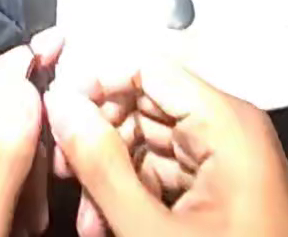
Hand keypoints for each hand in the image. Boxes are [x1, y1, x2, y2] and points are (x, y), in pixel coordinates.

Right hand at [42, 48, 287, 236]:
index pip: (148, 67)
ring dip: (112, 174)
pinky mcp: (222, 191)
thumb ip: (104, 167)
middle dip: (101, 139)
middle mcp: (229, 130)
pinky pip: (166, 173)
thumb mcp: (157, 234)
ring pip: (150, 142)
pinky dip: (135, 195)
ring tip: (89, 221)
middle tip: (64, 171)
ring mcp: (227, 161)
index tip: (58, 111)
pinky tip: (109, 227)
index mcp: (226, 123)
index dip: (98, 83)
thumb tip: (63, 107)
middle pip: (146, 104)